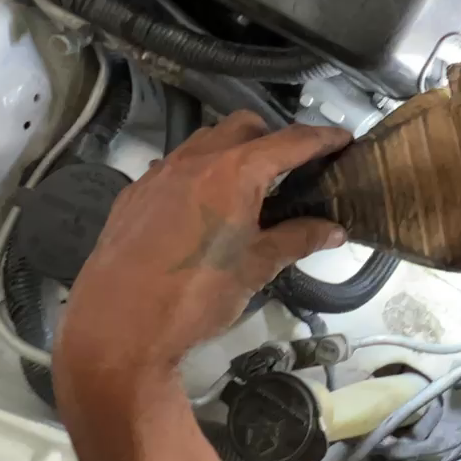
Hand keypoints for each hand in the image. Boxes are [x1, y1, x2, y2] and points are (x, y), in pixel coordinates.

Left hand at [54, 112, 349, 386]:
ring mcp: (158, 174)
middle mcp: (195, 160)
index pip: (291, 141)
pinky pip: (175, 166)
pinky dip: (200, 173)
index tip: (344, 139)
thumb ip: (298, 238)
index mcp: (234, 172)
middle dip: (274, 139)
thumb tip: (334, 230)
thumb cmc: (196, 298)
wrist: (116, 332)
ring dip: (234, 151)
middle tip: (294, 169)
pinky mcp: (134, 194)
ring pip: (206, 141)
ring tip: (249, 187)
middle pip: (245, 127)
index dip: (323, 138)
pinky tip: (204, 209)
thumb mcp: (257, 268)